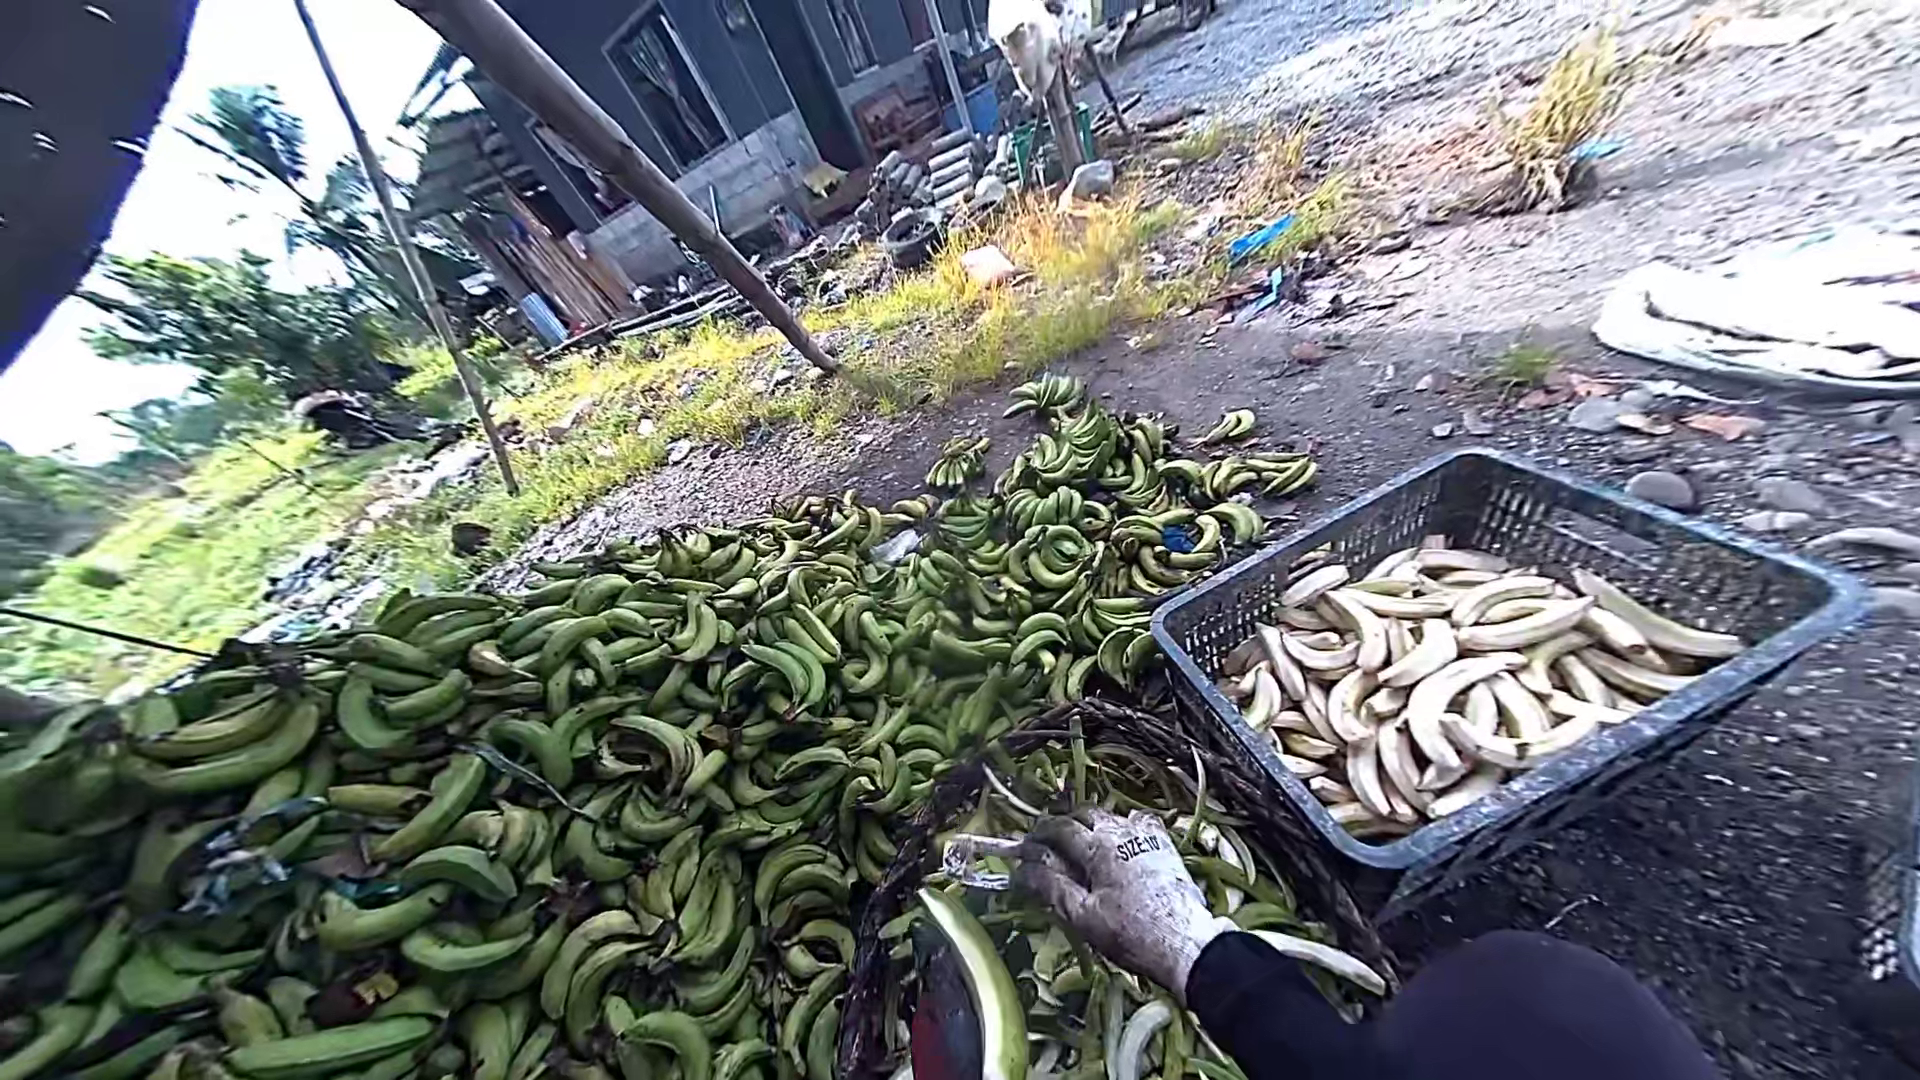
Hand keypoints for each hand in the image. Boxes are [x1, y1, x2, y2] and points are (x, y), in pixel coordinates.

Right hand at [1014, 809, 1230, 1002]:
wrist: (1187, 944)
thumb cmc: (1131, 934)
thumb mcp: (1084, 917)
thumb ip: (1052, 887)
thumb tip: (1024, 868)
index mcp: (1095, 846)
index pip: (1058, 829)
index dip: (1039, 836)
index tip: (1026, 847)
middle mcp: (1117, 829)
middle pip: (1081, 814)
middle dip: (1062, 825)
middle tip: (1051, 844)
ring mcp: (1142, 833)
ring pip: (1108, 815)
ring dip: (1090, 823)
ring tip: (1082, 843)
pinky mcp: (1162, 842)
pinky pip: (1137, 820)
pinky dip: (1123, 824)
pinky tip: (1120, 839)